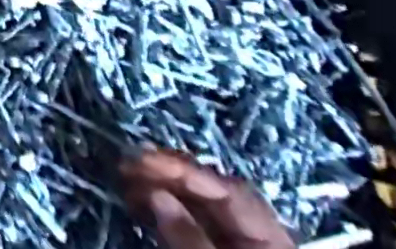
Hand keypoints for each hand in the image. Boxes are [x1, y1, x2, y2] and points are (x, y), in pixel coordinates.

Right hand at [120, 150, 296, 248]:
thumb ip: (191, 238)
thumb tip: (156, 194)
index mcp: (269, 234)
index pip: (225, 187)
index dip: (182, 167)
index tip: (140, 155)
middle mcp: (260, 231)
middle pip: (212, 191)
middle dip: (168, 174)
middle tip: (126, 164)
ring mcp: (243, 242)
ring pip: (202, 206)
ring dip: (163, 190)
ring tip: (127, 182)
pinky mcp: (223, 247)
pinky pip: (198, 223)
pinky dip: (169, 211)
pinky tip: (143, 205)